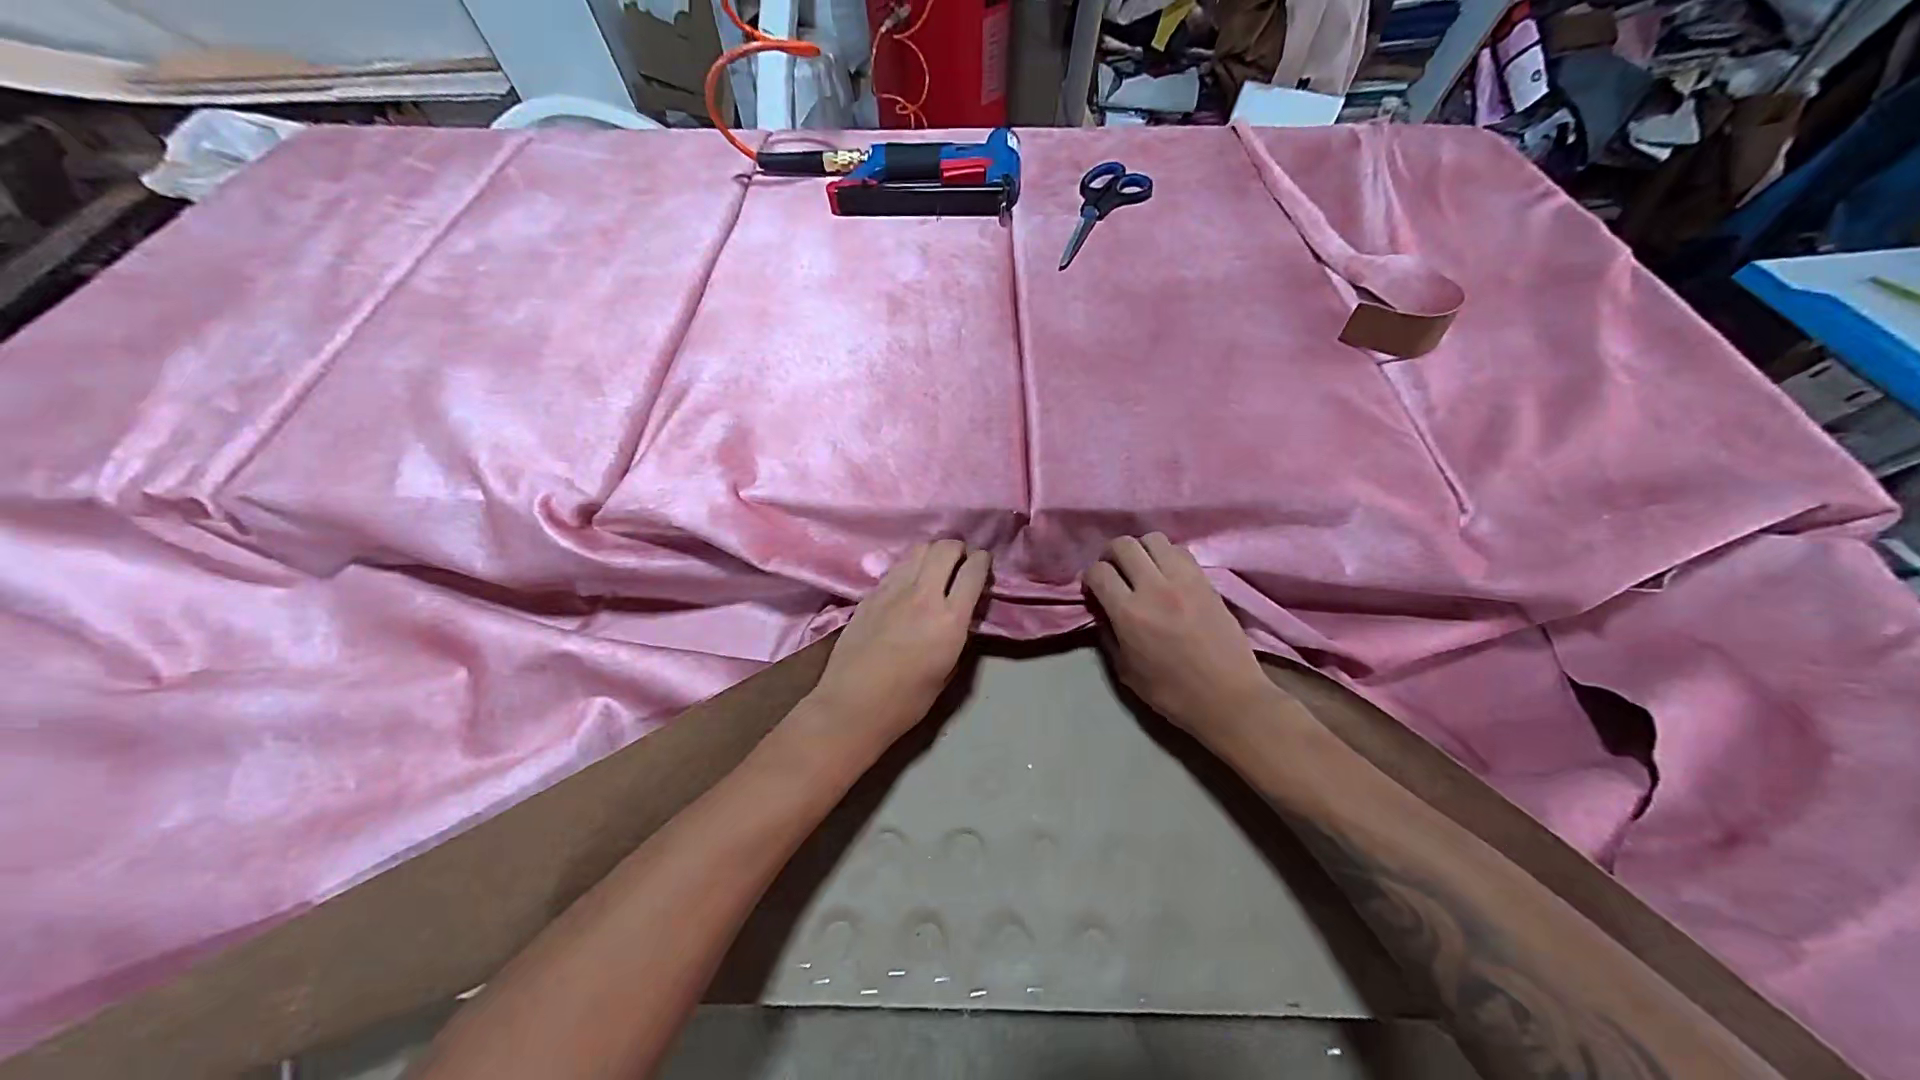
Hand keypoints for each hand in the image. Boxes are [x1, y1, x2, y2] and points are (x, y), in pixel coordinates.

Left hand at [803, 539, 991, 751]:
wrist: (853, 705)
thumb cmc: (907, 701)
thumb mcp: (948, 671)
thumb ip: (958, 636)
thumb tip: (961, 616)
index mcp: (950, 619)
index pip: (973, 571)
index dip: (983, 561)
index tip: (984, 562)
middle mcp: (923, 595)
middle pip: (945, 548)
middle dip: (958, 549)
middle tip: (960, 561)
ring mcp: (893, 591)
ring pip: (918, 549)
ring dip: (932, 552)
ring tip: (935, 566)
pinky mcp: (870, 594)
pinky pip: (896, 567)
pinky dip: (909, 566)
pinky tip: (908, 582)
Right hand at [1084, 534, 1280, 738]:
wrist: (1228, 697)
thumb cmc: (1172, 693)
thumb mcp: (1126, 671)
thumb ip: (1108, 635)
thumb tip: (1101, 610)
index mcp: (1129, 614)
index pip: (1099, 572)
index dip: (1090, 577)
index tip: (1093, 589)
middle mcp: (1154, 588)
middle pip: (1124, 545)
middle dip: (1110, 554)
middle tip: (1113, 571)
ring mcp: (1184, 581)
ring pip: (1154, 539)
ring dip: (1141, 549)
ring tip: (1142, 568)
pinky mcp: (1207, 581)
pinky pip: (1181, 551)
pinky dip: (1167, 555)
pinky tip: (1167, 574)